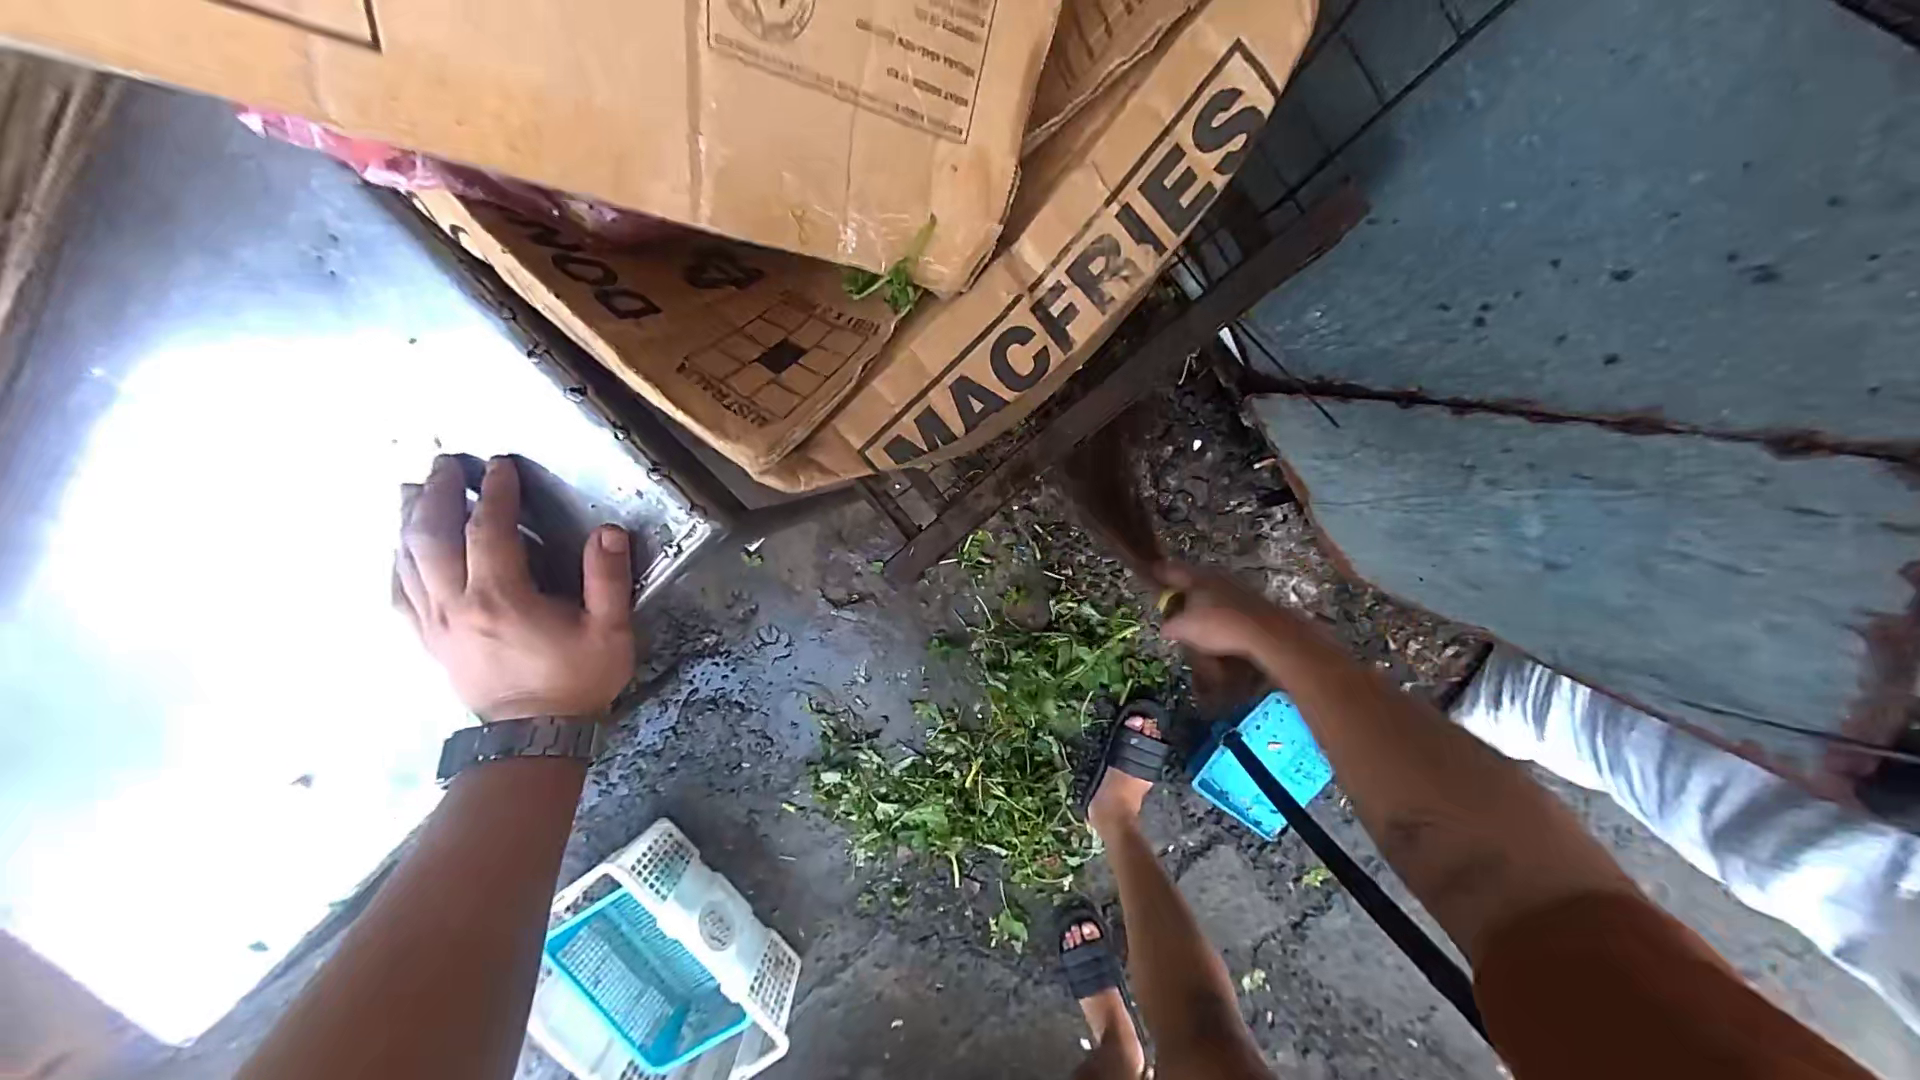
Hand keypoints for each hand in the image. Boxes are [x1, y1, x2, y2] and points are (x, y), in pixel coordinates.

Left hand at [394, 455, 635, 720]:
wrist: (534, 736)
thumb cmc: (577, 679)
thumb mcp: (609, 629)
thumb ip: (607, 579)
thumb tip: (608, 531)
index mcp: (500, 598)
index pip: (487, 530)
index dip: (494, 494)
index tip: (500, 465)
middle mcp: (455, 605)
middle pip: (429, 536)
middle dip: (436, 493)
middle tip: (446, 464)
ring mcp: (433, 624)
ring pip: (405, 560)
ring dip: (407, 519)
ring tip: (412, 489)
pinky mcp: (426, 640)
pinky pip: (397, 592)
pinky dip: (395, 561)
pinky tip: (399, 547)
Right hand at [1156, 561, 1299, 661]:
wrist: (1266, 633)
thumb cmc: (1218, 626)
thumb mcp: (1184, 629)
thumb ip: (1170, 626)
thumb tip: (1166, 627)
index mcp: (1196, 577)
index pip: (1170, 570)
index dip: (1158, 573)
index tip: (1151, 574)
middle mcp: (1216, 576)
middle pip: (1193, 580)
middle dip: (1183, 592)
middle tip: (1174, 606)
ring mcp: (1237, 586)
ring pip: (1212, 591)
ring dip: (1203, 603)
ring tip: (1197, 622)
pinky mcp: (1252, 601)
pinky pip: (1228, 603)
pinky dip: (1220, 613)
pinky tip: (1219, 629)